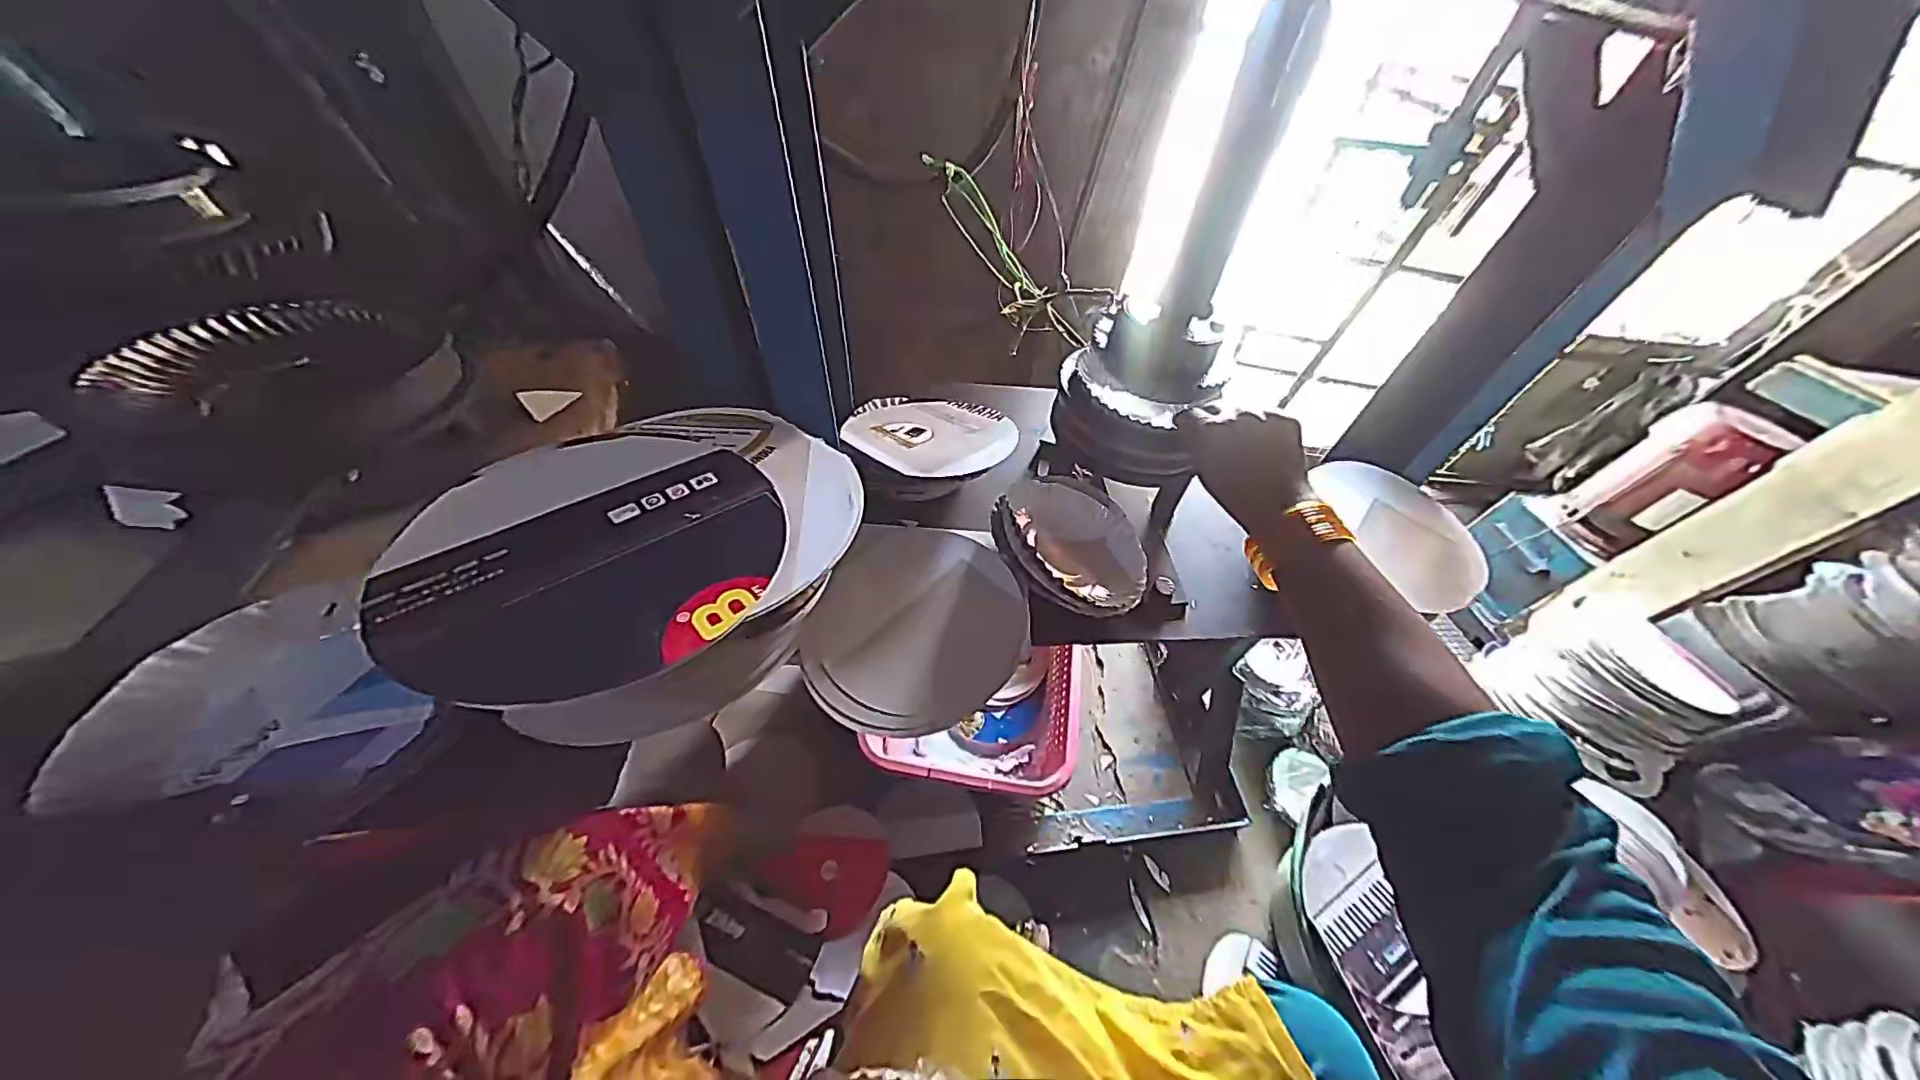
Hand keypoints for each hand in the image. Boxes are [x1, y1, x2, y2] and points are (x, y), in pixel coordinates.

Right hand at [1175, 406, 1313, 539]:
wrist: (1280, 507)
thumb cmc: (1239, 497)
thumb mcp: (1205, 472)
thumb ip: (1198, 448)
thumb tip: (1195, 438)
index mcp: (1208, 430)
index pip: (1190, 415)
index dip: (1190, 424)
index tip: (1191, 429)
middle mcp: (1234, 415)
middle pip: (1219, 408)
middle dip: (1218, 422)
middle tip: (1223, 442)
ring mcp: (1262, 414)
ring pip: (1246, 410)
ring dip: (1243, 423)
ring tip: (1248, 445)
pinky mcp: (1285, 418)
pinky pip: (1270, 416)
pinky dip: (1267, 427)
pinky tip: (1267, 445)